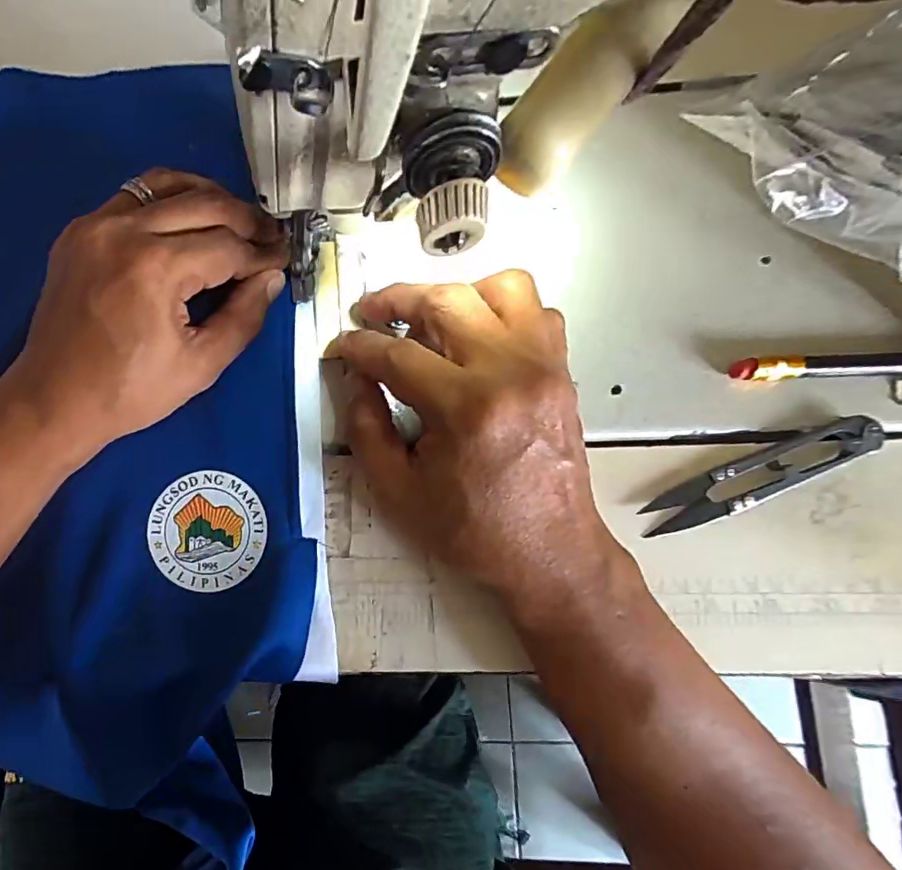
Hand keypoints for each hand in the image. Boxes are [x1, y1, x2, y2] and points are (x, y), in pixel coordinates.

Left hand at [0, 168, 287, 459]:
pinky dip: (164, 203)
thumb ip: (243, 318)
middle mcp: (124, 231)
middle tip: (268, 238)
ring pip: (165, 185)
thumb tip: (270, 278)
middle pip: (203, 202)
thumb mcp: (199, 366)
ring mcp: (95, 225)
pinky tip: (183, 223)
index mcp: (155, 268)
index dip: (261, 254)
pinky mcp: (78, 232)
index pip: (227, 245)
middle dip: (245, 219)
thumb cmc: (128, 394)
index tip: (283, 259)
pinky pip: (131, 197)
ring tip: (233, 221)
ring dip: (207, 196)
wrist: (55, 400)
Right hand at [329, 271, 635, 624]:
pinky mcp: (560, 370)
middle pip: (446, 301)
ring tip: (427, 318)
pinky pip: (535, 310)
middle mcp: (511, 372)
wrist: (547, 550)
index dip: (360, 346)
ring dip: (455, 293)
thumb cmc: (473, 530)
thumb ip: (367, 430)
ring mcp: (543, 365)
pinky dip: (499, 310)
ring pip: (501, 287)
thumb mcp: (398, 491)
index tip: (342, 346)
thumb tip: (356, 380)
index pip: (399, 355)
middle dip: (397, 300)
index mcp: (467, 408)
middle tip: (370, 312)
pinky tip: (474, 336)